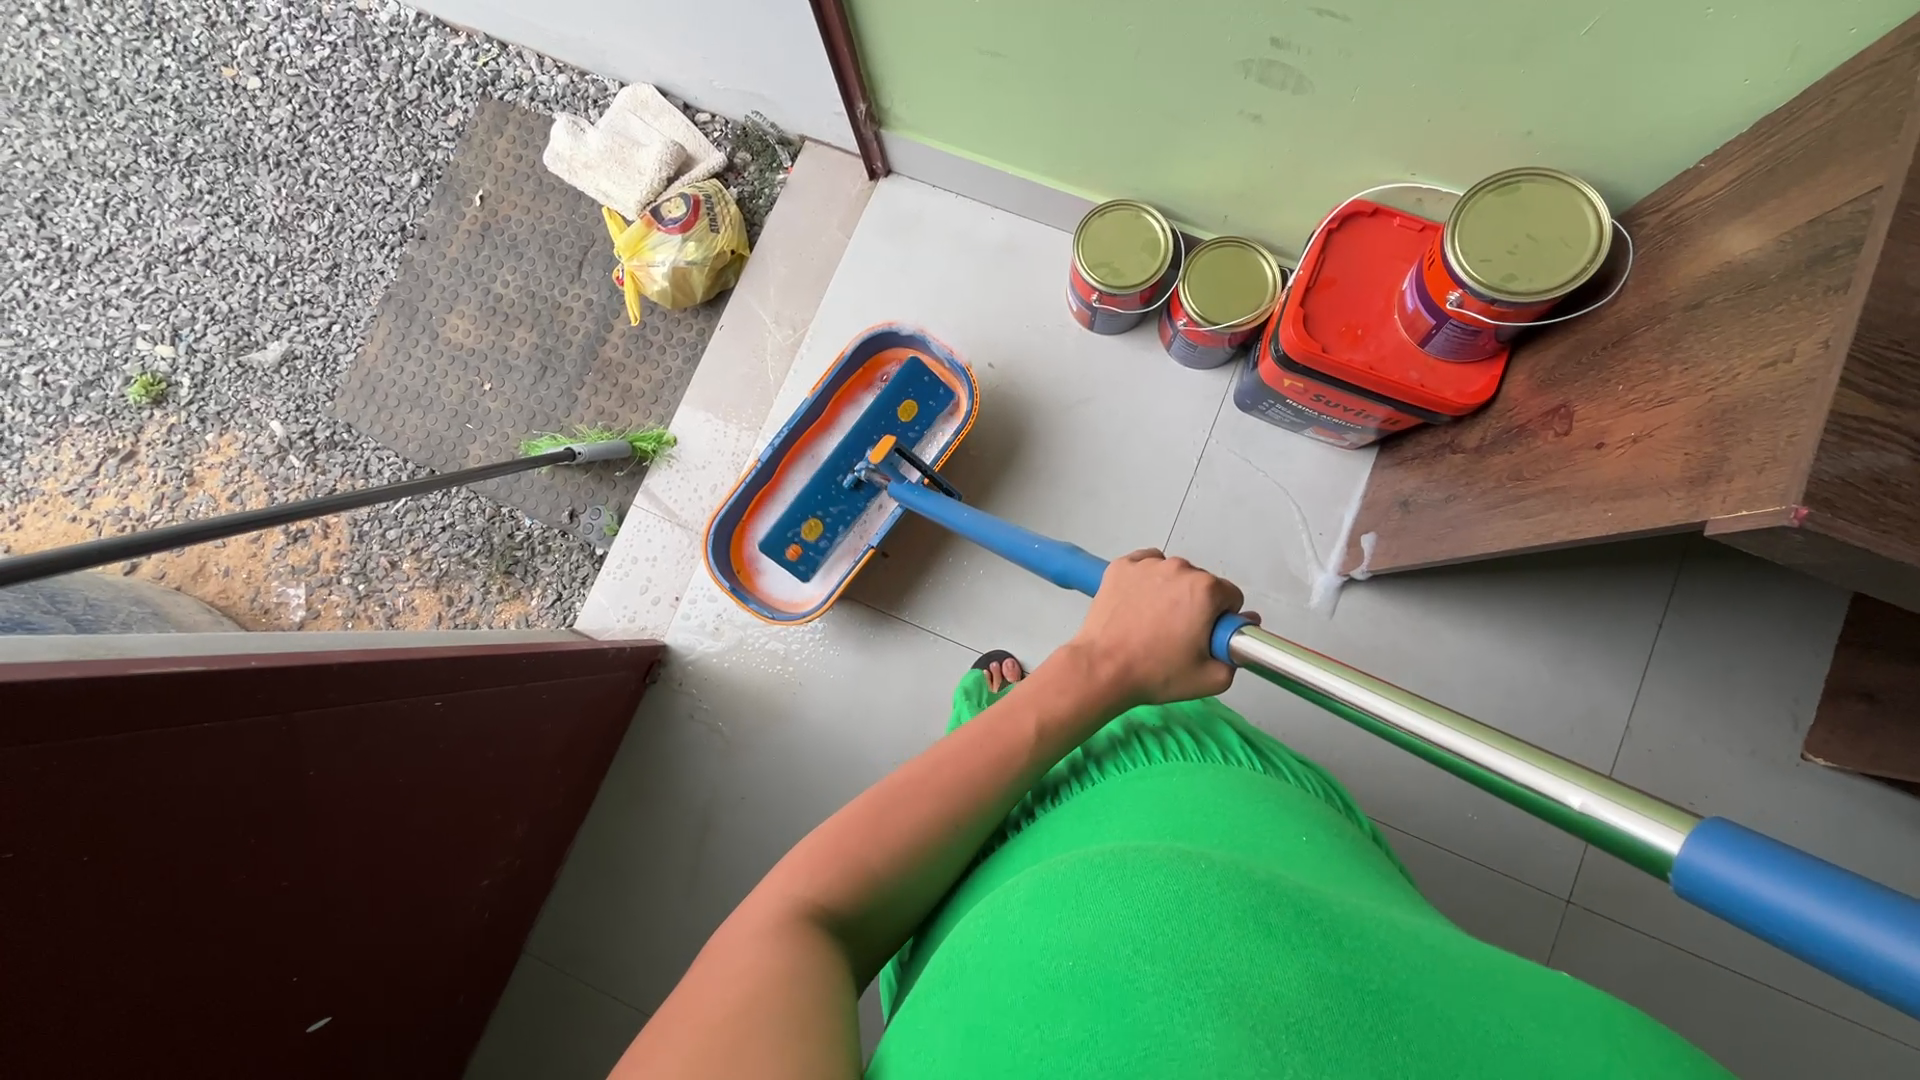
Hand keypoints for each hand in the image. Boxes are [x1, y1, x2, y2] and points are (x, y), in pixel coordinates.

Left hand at [1063, 549, 1249, 708]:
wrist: (1103, 669)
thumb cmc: (1157, 674)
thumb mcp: (1212, 678)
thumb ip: (1238, 654)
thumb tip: (1242, 630)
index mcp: (1206, 590)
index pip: (1231, 597)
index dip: (1222, 619)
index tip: (1205, 636)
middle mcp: (1179, 568)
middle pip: (1201, 584)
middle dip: (1196, 604)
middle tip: (1177, 634)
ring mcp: (1147, 565)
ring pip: (1172, 574)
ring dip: (1171, 591)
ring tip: (1153, 621)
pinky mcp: (1120, 566)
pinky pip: (1145, 565)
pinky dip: (1146, 579)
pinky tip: (1139, 602)